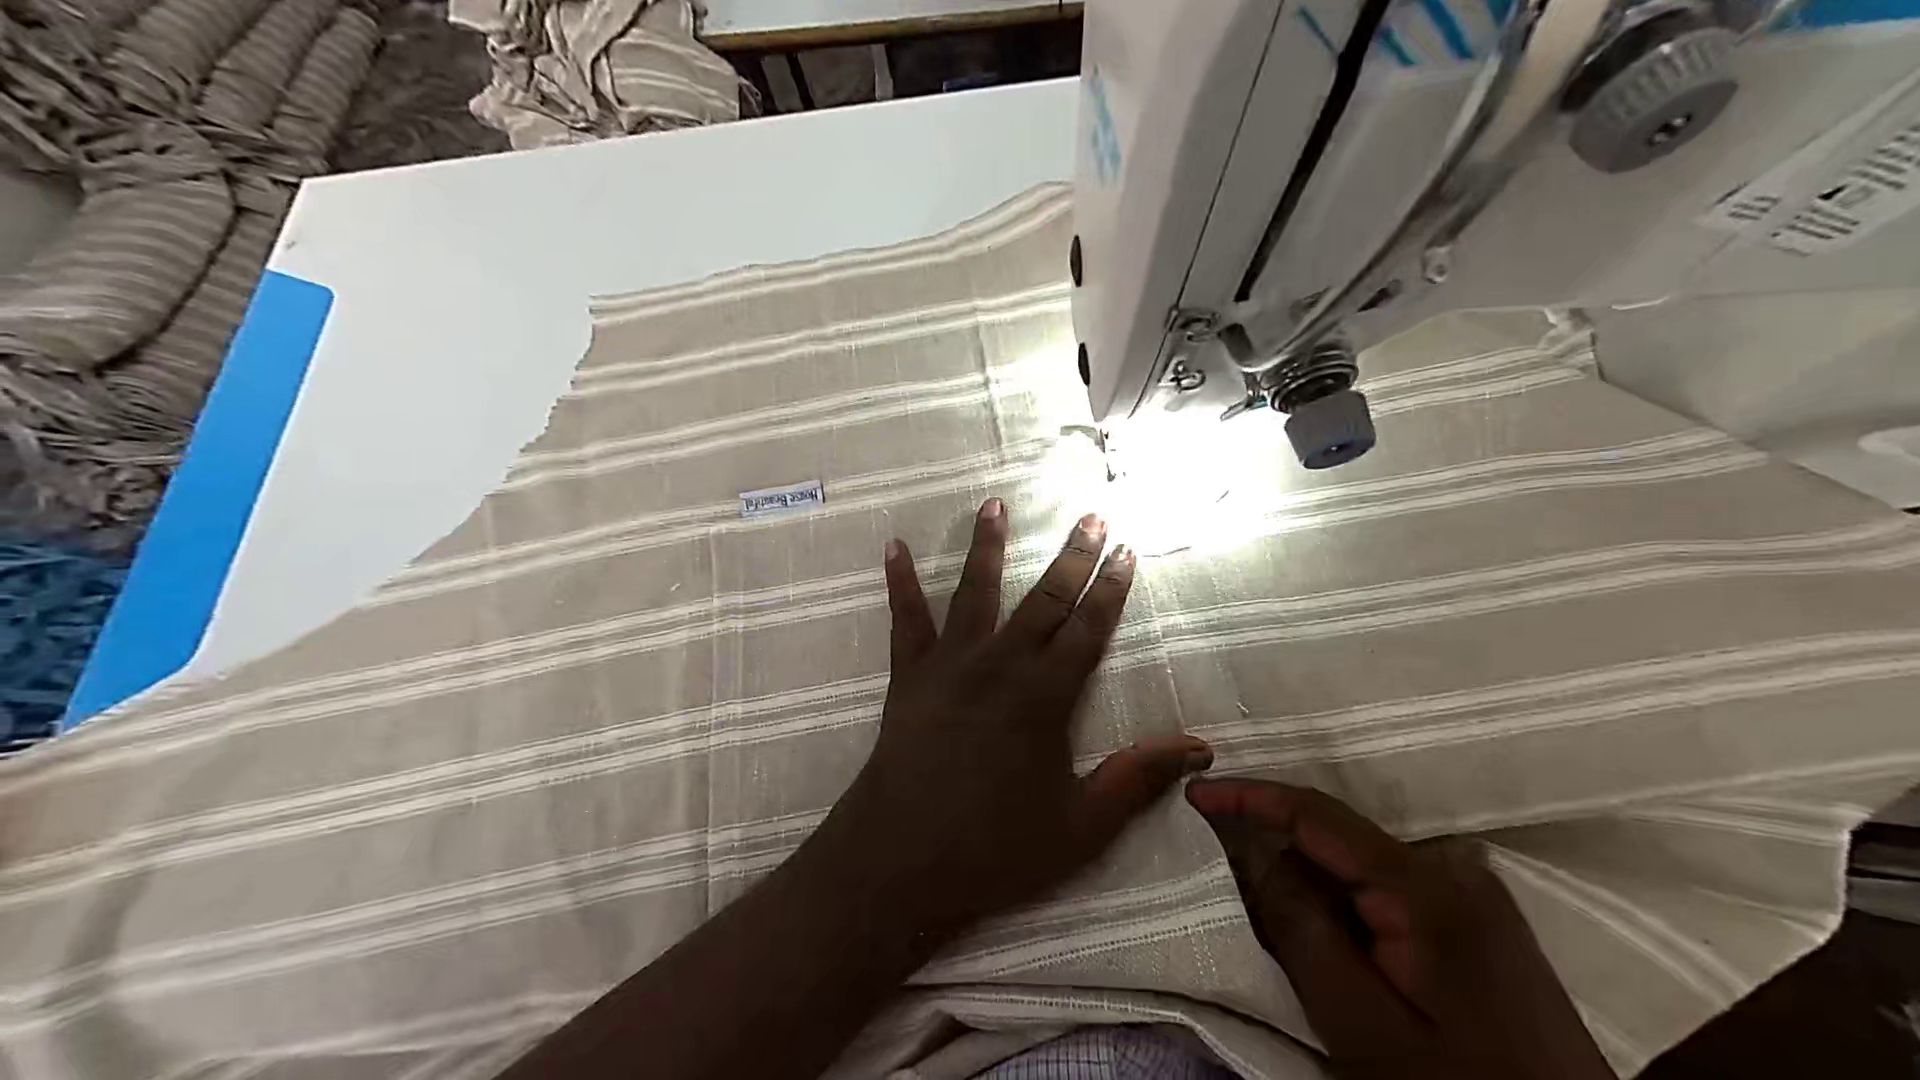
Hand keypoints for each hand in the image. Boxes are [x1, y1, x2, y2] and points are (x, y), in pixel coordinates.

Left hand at [821, 498, 1212, 935]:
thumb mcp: (1080, 826)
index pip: (1088, 631)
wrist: (898, 862)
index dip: (1112, 589)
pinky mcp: (908, 676)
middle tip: (1090, 516)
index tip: (1128, 551)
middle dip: (1071, 557)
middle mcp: (998, 666)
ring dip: (987, 546)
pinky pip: (905, 620)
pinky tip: (894, 547)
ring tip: (994, 504)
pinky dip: (900, 582)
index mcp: (1043, 698)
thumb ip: (1136, 779)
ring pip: (973, 592)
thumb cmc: (993, 849)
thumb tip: (1200, 749)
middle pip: (1043, 600)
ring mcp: (949, 665)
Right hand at [1186, 779, 1614, 1079]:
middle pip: (1338, 834)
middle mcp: (1454, 869)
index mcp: (1428, 888)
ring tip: (1260, 888)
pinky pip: (1383, 881)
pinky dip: (1339, 891)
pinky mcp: (1473, 915)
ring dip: (1306, 869)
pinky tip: (1320, 920)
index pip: (1318, 814)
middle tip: (1217, 847)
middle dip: (1274, 837)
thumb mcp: (1361, 1024)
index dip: (1251, 796)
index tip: (1195, 792)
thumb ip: (1302, 929)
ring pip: (1357, 858)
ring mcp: (1470, 890)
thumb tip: (1256, 853)